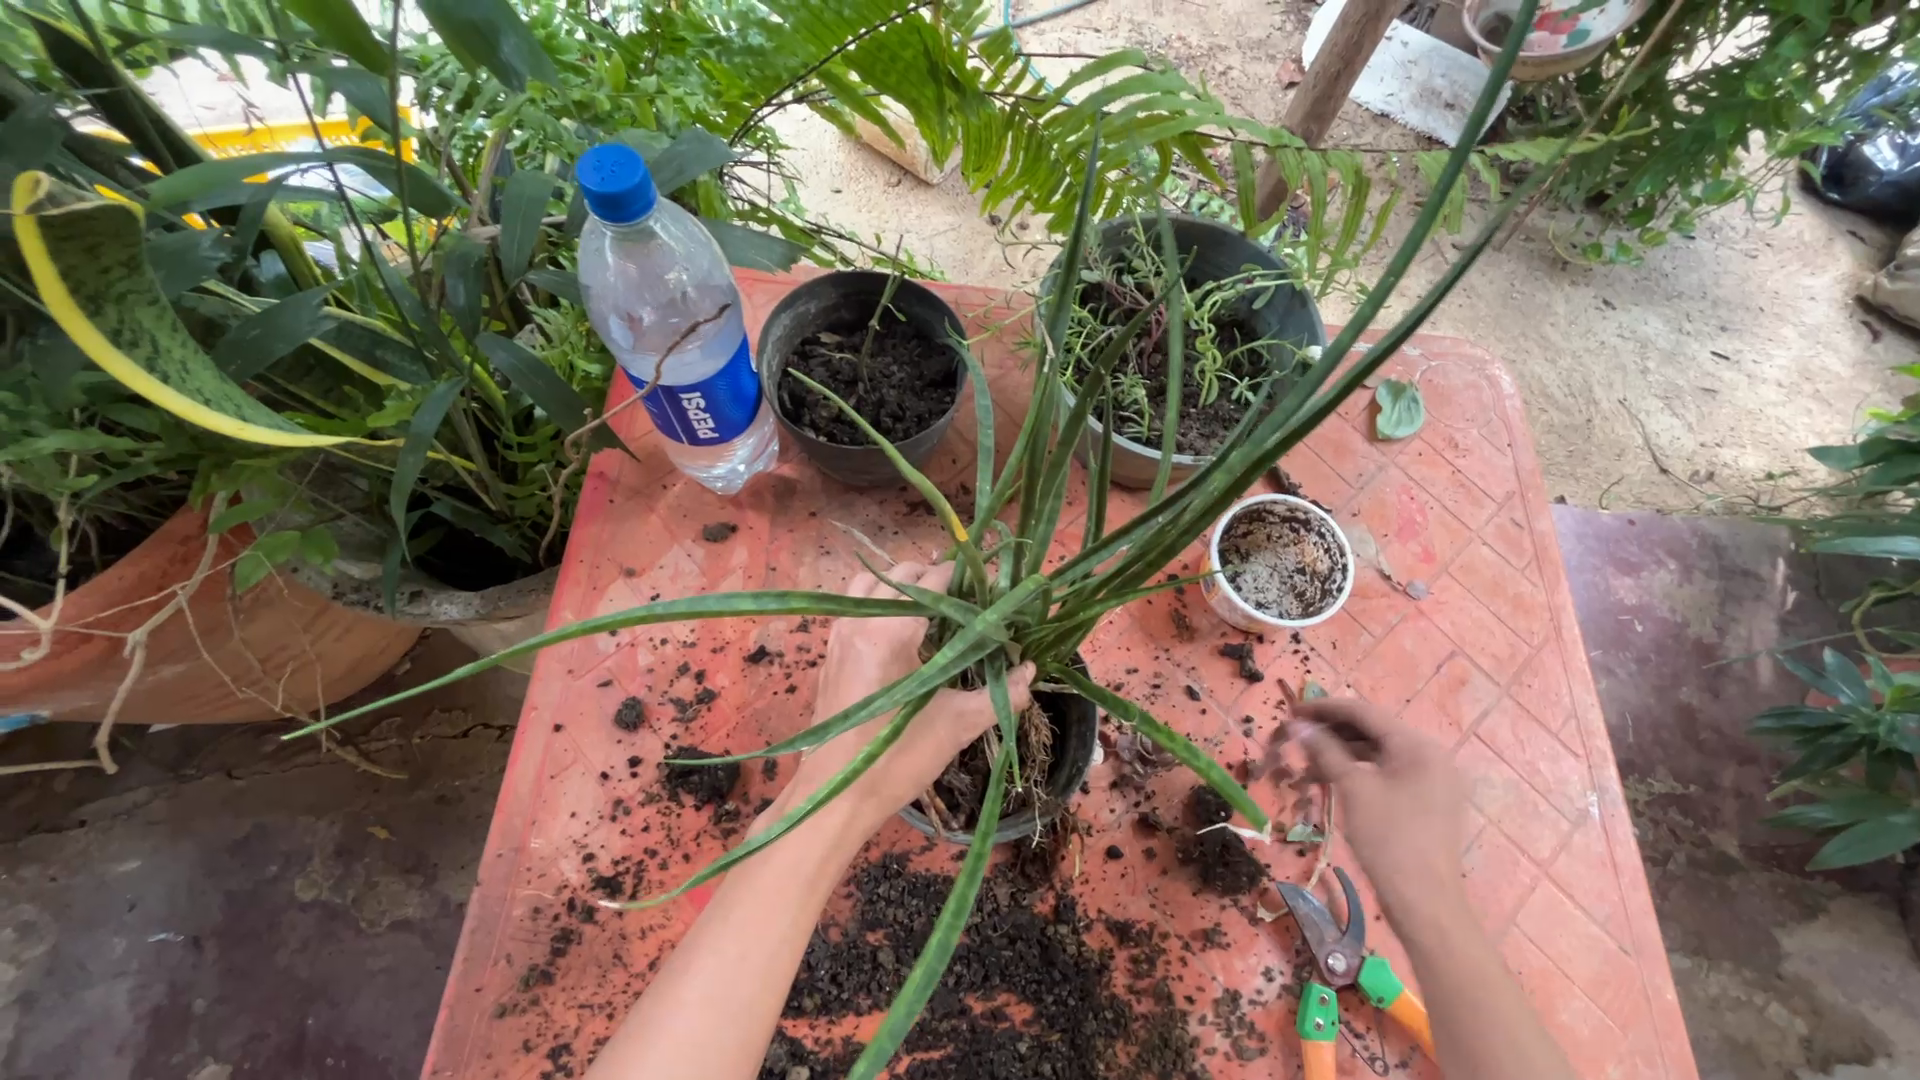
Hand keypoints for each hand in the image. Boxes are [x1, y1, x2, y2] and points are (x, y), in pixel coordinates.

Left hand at [773, 561, 1034, 844]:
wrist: (836, 797)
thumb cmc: (897, 759)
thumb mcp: (958, 724)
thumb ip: (1002, 693)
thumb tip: (1031, 670)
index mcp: (891, 629)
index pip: (936, 580)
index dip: (970, 581)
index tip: (996, 594)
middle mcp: (861, 620)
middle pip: (903, 573)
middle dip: (939, 580)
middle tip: (970, 605)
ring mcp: (840, 634)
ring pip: (872, 583)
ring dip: (905, 587)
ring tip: (934, 612)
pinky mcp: (831, 652)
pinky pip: (855, 606)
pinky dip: (881, 603)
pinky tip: (905, 635)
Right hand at [1290, 699, 1468, 919]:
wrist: (1425, 901)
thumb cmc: (1387, 839)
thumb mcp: (1352, 788)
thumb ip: (1324, 750)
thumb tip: (1298, 724)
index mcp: (1418, 745)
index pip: (1364, 712)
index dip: (1324, 708)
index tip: (1291, 711)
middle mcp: (1431, 755)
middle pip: (1374, 730)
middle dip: (1332, 731)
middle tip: (1297, 737)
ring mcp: (1434, 779)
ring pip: (1380, 752)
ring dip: (1343, 752)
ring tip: (1308, 763)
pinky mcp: (1430, 800)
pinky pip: (1390, 772)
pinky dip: (1361, 770)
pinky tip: (1334, 780)